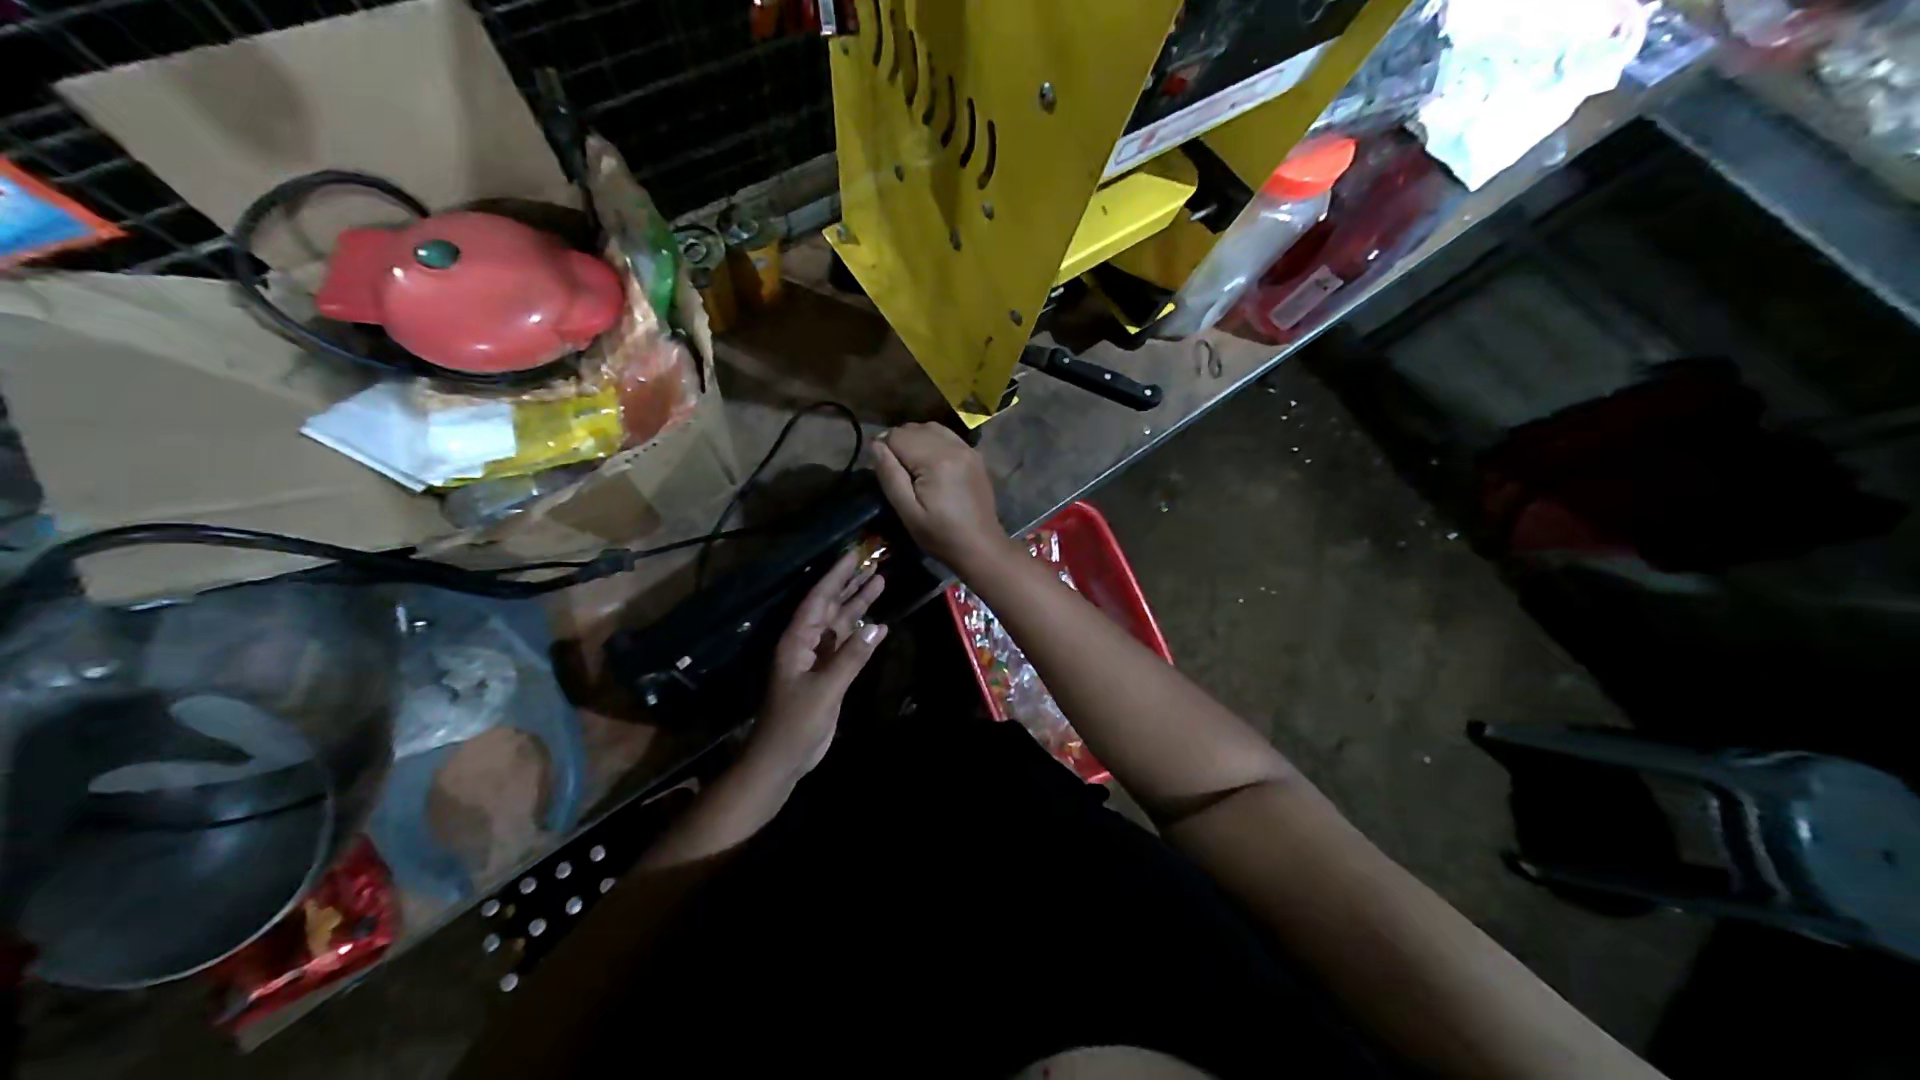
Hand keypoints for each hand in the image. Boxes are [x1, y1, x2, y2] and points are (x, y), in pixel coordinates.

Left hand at [751, 548, 887, 775]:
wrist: (782, 759)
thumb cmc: (795, 723)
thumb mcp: (824, 689)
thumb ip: (851, 658)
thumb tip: (878, 626)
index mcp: (797, 641)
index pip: (818, 600)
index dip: (835, 576)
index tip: (853, 555)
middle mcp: (807, 644)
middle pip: (831, 607)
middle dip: (851, 585)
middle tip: (875, 563)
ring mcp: (818, 660)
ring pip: (841, 624)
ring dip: (859, 604)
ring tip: (881, 581)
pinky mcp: (828, 675)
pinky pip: (848, 646)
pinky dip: (863, 634)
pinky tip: (880, 624)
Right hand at [870, 423, 1007, 572]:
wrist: (981, 546)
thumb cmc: (940, 535)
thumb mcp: (908, 512)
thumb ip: (890, 475)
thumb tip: (875, 445)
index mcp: (936, 460)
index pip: (897, 435)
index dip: (884, 449)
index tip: (884, 471)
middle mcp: (953, 446)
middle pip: (914, 428)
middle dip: (899, 443)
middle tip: (897, 472)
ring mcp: (967, 448)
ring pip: (930, 428)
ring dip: (915, 440)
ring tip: (912, 466)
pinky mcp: (974, 455)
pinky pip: (947, 436)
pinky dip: (933, 442)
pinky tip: (931, 463)